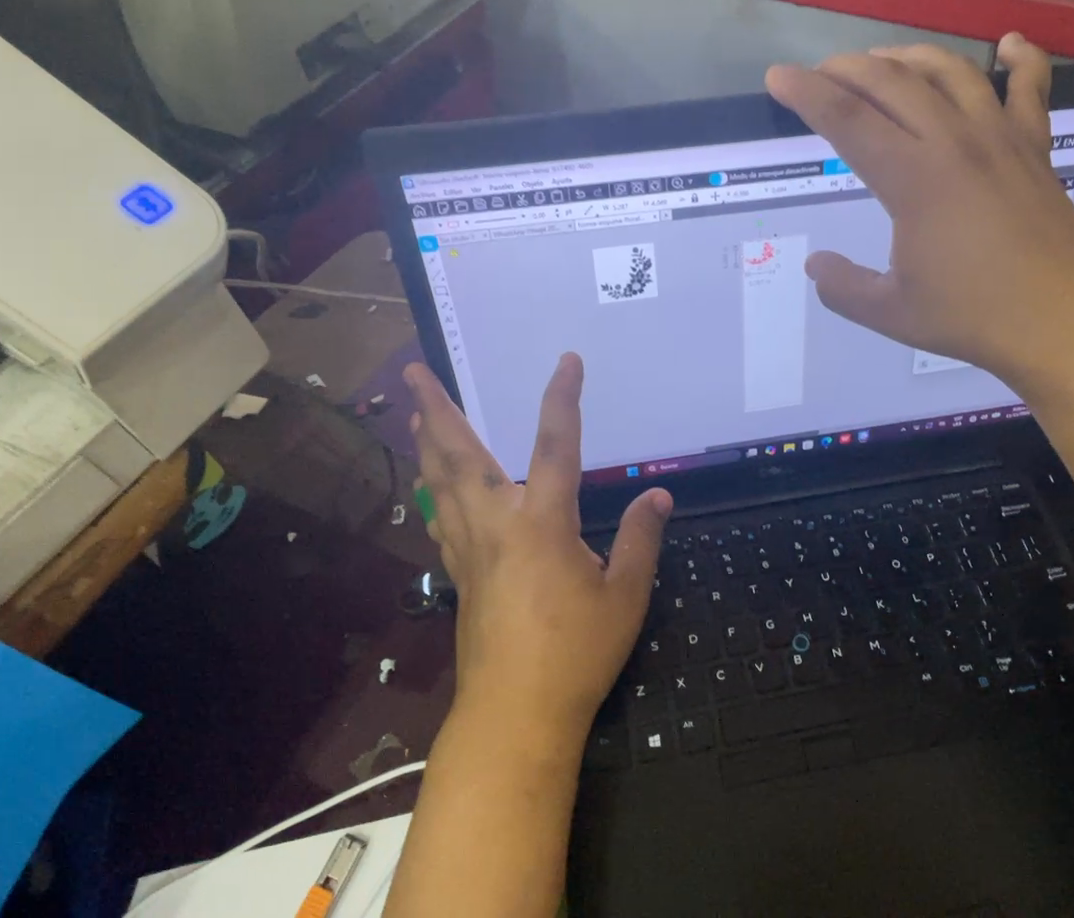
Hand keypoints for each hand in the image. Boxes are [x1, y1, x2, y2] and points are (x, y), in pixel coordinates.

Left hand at [405, 353, 671, 741]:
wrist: (516, 712)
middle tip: (418, 373)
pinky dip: (431, 493)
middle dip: (439, 409)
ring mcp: (470, 551)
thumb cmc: (577, 653)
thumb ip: (640, 539)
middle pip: (462, 456)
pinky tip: (430, 490)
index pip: (555, 445)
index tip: (567, 362)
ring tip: (416, 413)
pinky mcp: (459, 577)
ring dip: (427, 444)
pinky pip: (440, 521)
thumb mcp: (625, 595)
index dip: (562, 399)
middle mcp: (497, 525)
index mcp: (541, 523)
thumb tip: (656, 496)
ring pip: (440, 485)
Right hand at [765, 35, 1073, 386]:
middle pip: (892, 82)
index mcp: (912, 179)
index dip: (807, 94)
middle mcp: (954, 142)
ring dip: (907, 57)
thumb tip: (816, 265)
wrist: (1063, 322)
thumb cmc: (973, 317)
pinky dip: (1020, 59)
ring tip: (881, 62)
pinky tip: (1007, 44)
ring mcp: (1000, 138)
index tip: (778, 78)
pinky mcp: (1035, 147)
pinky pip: (1030, 87)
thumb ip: (843, 287)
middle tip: (821, 75)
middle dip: (847, 69)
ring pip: (950, 72)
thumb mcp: (890, 312)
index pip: (847, 120)